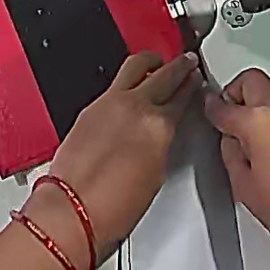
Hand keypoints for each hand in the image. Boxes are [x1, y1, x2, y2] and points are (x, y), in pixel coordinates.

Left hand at [44, 51, 200, 261]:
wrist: (74, 208)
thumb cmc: (113, 205)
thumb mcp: (157, 174)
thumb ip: (162, 143)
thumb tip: (161, 133)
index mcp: (159, 126)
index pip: (183, 97)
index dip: (191, 87)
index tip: (195, 81)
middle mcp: (136, 107)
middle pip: (164, 74)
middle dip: (179, 66)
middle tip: (187, 62)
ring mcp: (111, 102)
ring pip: (136, 66)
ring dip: (152, 61)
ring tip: (159, 60)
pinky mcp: (91, 106)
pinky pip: (115, 82)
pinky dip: (128, 76)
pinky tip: (131, 81)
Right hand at [204, 68, 269, 269]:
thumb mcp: (244, 186)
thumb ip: (230, 154)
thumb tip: (231, 143)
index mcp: (258, 121)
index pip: (223, 104)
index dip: (211, 108)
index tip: (209, 110)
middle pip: (251, 80)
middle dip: (234, 92)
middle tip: (226, 113)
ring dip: (256, 107)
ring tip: (250, 140)